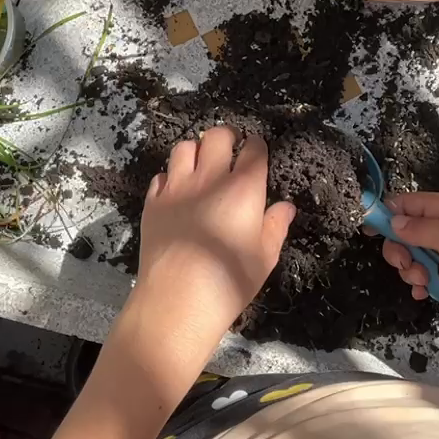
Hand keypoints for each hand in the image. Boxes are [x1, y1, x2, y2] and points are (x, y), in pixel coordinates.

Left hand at [132, 127, 296, 347]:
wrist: (175, 302)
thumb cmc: (228, 281)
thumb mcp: (265, 258)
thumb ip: (276, 226)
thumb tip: (286, 206)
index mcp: (244, 188)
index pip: (254, 149)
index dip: (257, 146)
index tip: (257, 152)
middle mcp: (210, 178)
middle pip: (217, 136)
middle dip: (227, 136)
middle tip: (231, 150)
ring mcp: (177, 188)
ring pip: (184, 147)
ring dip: (196, 151)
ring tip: (201, 166)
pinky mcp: (153, 202)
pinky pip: (162, 176)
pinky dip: (171, 177)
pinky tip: (177, 192)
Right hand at [382, 192, 438, 323]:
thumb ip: (419, 228)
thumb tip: (394, 220)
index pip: (406, 203)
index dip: (386, 214)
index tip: (370, 230)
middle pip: (406, 232)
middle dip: (401, 251)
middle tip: (406, 265)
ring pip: (415, 255)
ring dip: (413, 270)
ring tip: (425, 281)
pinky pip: (428, 273)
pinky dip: (424, 283)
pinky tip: (427, 292)